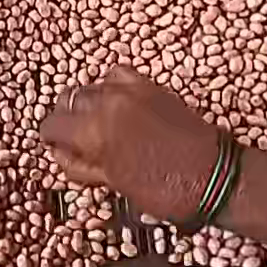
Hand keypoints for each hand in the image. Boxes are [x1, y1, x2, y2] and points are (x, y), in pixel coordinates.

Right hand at [39, 67, 233, 220]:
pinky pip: (117, 76)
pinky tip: (116, 104)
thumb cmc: (164, 190)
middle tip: (73, 138)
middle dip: (66, 118)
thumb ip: (80, 165)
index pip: (52, 124)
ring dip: (86, 103)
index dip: (49, 136)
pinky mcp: (151, 87)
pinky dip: (110, 87)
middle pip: (68, 100)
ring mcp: (131, 91)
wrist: (217, 178)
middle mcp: (107, 103)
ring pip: (91, 87)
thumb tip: (60, 153)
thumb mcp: (114, 183)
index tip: (54, 145)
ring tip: (95, 124)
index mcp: (94, 130)